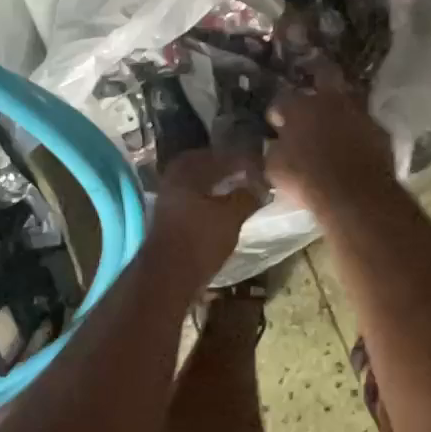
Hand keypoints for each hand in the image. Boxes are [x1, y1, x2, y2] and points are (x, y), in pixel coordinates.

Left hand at [148, 149, 262, 285]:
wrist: (167, 276)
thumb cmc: (199, 240)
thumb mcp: (230, 216)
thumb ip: (247, 197)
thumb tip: (260, 187)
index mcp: (186, 169)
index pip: (220, 155)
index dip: (243, 160)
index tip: (262, 165)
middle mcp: (173, 178)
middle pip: (207, 166)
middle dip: (229, 169)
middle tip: (251, 174)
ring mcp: (169, 198)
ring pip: (200, 183)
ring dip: (220, 185)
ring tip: (243, 191)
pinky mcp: (170, 217)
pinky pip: (195, 198)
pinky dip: (212, 199)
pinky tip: (226, 208)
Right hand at [264, 68, 395, 210]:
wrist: (356, 195)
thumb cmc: (307, 180)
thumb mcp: (276, 169)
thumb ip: (275, 150)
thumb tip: (278, 144)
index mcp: (299, 108)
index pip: (281, 101)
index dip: (277, 113)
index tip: (276, 125)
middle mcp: (329, 101)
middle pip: (324, 73)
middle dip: (316, 73)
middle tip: (311, 84)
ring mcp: (358, 112)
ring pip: (349, 96)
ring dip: (340, 105)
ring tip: (334, 119)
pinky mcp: (379, 130)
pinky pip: (365, 123)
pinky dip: (358, 129)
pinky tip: (354, 142)